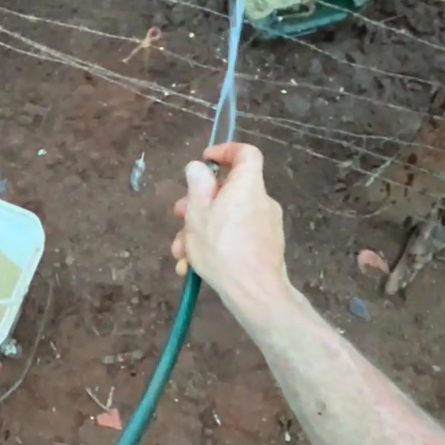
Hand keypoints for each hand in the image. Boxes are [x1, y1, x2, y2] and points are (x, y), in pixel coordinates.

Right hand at [171, 143, 295, 315]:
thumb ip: (197, 185)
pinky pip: (235, 235)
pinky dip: (214, 244)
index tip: (204, 161)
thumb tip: (198, 167)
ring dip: (200, 229)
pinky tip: (192, 266)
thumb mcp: (198, 214)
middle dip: (198, 202)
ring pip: (226, 217)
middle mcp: (261, 201)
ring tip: (180, 252)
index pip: (246, 153)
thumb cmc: (222, 248)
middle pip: (228, 189)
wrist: (255, 294)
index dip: (225, 151)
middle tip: (178, 215)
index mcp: (247, 186)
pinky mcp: (264, 246)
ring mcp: (265, 225)